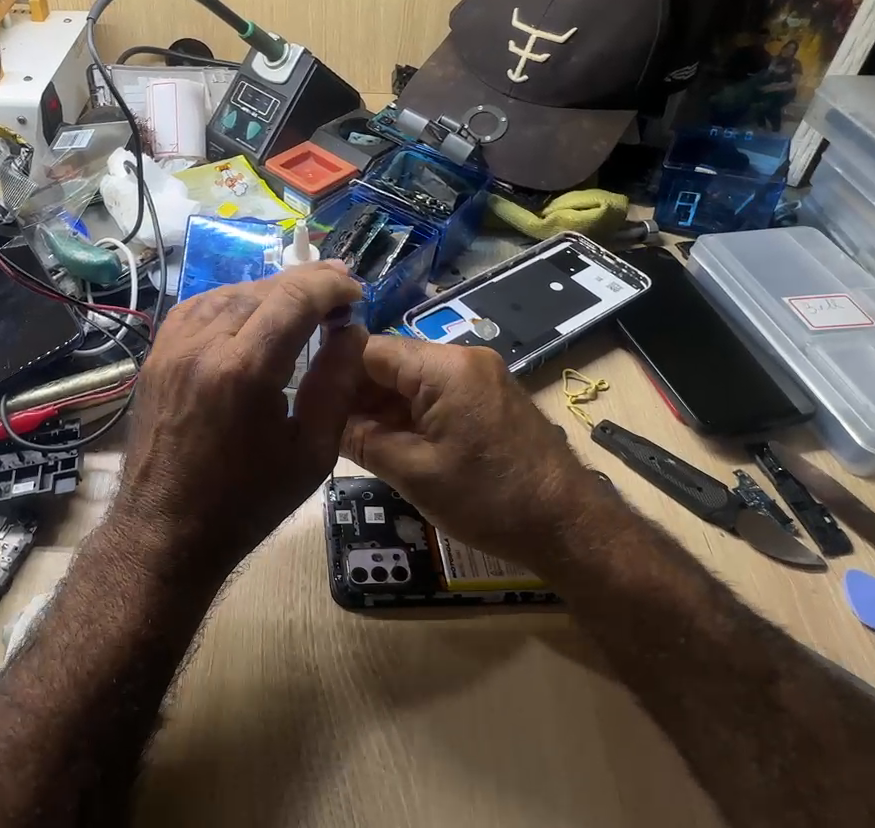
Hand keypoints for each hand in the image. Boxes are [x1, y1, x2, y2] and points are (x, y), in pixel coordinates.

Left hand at [114, 261, 367, 575]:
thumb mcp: (311, 453)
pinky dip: (230, 301)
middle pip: (261, 289)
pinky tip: (251, 313)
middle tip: (339, 288)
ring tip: (301, 299)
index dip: (330, 285)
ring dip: (268, 290)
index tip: (356, 291)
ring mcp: (172, 348)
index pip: (293, 298)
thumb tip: (352, 333)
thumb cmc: (246, 502)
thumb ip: (336, 385)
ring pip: (227, 292)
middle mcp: (202, 346)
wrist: (165, 530)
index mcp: (244, 371)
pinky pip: (196, 308)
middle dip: (305, 283)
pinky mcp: (156, 356)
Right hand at [341, 337, 616, 568]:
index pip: (370, 350)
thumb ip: (361, 440)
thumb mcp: (413, 473)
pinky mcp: (488, 399)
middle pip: (391, 363)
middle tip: (321, 427)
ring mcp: (480, 377)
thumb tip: (322, 422)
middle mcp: (464, 359)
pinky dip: (408, 416)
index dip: (333, 373)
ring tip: (348, 439)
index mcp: (445, 368)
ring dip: (380, 407)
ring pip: (411, 381)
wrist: (569, 526)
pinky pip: (435, 395)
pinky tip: (385, 441)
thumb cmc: (489, 500)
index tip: (305, 401)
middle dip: (356, 393)